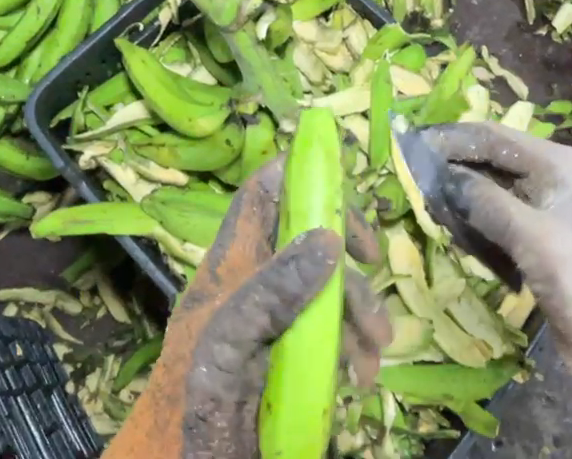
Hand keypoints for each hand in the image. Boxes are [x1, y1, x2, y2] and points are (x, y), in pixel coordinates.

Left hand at [102, 156, 390, 458]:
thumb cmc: (195, 395)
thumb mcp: (229, 336)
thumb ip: (273, 287)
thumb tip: (329, 237)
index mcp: (234, 261)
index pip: (265, 193)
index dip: (301, 176)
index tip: (344, 192)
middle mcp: (255, 280)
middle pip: (310, 239)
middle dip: (347, 257)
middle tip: (376, 268)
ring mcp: (273, 318)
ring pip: (326, 288)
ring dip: (358, 312)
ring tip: (373, 355)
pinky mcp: (288, 355)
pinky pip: (329, 332)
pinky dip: (351, 347)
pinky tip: (359, 375)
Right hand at [420, 122, 571, 412]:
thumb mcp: (536, 238)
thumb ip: (487, 203)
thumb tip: (442, 178)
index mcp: (557, 163)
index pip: (493, 137)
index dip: (451, 139)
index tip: (410, 145)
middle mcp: (549, 178)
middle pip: (489, 161)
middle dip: (452, 170)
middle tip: (411, 180)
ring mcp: (544, 210)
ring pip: (489, 191)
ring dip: (460, 200)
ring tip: (428, 208)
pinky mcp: (537, 241)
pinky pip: (495, 221)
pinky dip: (474, 224)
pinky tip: (455, 235)